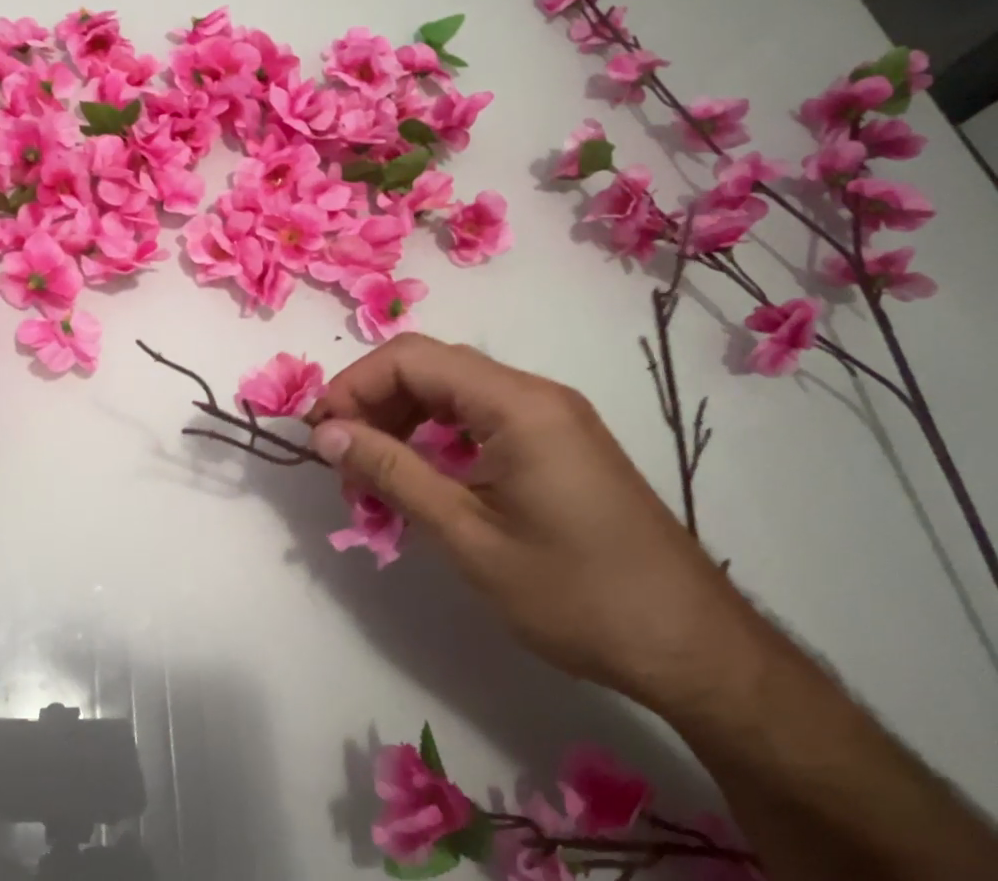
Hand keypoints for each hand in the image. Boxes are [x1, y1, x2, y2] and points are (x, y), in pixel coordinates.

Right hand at [305, 333, 768, 711]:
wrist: (689, 647)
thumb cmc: (573, 593)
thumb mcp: (465, 535)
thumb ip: (391, 473)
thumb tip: (325, 433)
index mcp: (519, 405)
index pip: (412, 359)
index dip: (353, 387)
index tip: (318, 437)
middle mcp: (537, 397)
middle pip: (430, 369)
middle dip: (372, 405)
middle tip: (340, 464)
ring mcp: (552, 421)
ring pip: (452, 395)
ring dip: (399, 425)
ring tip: (371, 479)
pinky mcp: (558, 448)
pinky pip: (479, 422)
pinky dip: (434, 442)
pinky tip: (418, 483)